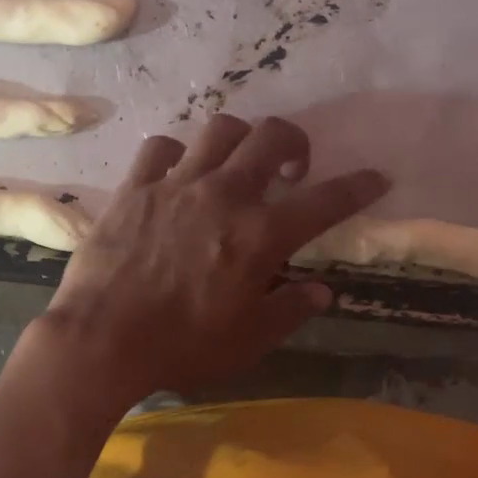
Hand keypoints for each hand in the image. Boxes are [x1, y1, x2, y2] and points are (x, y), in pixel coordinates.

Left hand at [22, 115, 388, 412]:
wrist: (101, 339)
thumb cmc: (181, 348)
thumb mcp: (247, 341)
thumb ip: (289, 311)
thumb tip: (322, 291)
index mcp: (260, 235)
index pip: (325, 200)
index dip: (358, 186)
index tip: (376, 178)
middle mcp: (224, 195)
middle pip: (271, 137)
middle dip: (295, 142)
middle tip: (293, 168)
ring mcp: (175, 185)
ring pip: (218, 130)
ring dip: (238, 139)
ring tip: (236, 163)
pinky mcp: (134, 188)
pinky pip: (160, 147)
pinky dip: (177, 153)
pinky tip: (177, 172)